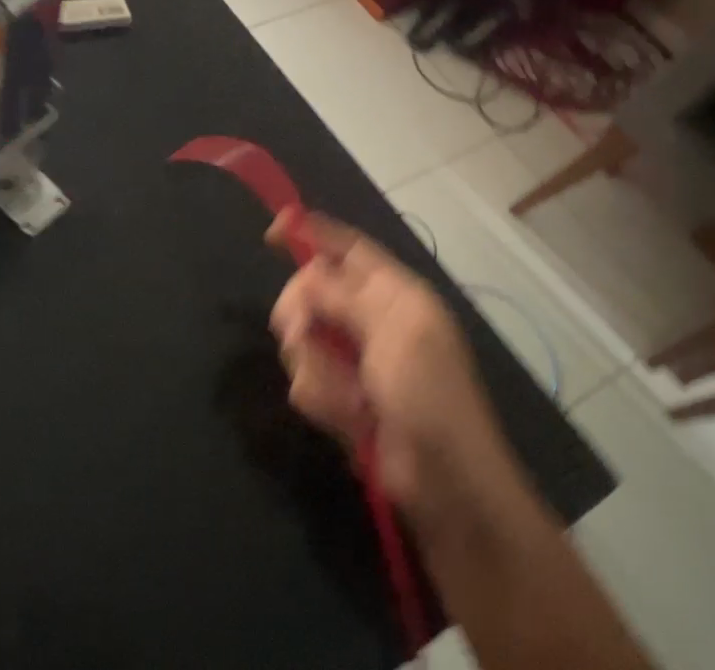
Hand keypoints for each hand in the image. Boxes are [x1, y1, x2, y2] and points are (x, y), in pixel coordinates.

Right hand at [267, 210, 504, 513]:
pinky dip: (322, 400)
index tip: (270, 234)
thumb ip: (346, 296)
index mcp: (395, 294)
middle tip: (298, 333)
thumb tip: (309, 273)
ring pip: (301, 341)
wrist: (444, 480)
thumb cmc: (430, 396)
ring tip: (348, 397)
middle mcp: (370, 320)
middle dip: (300, 314)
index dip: (312, 235)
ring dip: (317, 370)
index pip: (347, 248)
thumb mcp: (396, 334)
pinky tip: (348, 419)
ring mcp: (353, 360)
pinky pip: (305, 381)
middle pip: (310, 292)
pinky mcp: (339, 396)